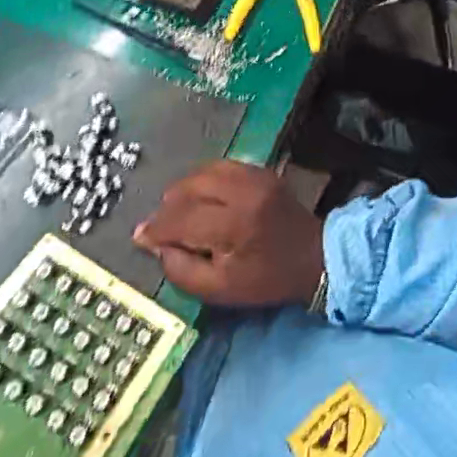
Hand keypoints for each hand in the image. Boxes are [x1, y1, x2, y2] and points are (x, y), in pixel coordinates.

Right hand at [132, 161, 324, 307]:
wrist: (315, 258)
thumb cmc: (267, 279)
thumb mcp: (221, 290)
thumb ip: (182, 270)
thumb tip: (155, 245)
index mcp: (235, 225)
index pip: (181, 219)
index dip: (157, 229)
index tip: (141, 237)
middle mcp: (243, 191)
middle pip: (188, 188)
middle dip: (168, 208)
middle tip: (162, 227)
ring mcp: (254, 176)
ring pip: (202, 172)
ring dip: (184, 191)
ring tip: (179, 212)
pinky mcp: (261, 171)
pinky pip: (220, 167)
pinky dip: (203, 181)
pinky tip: (201, 198)